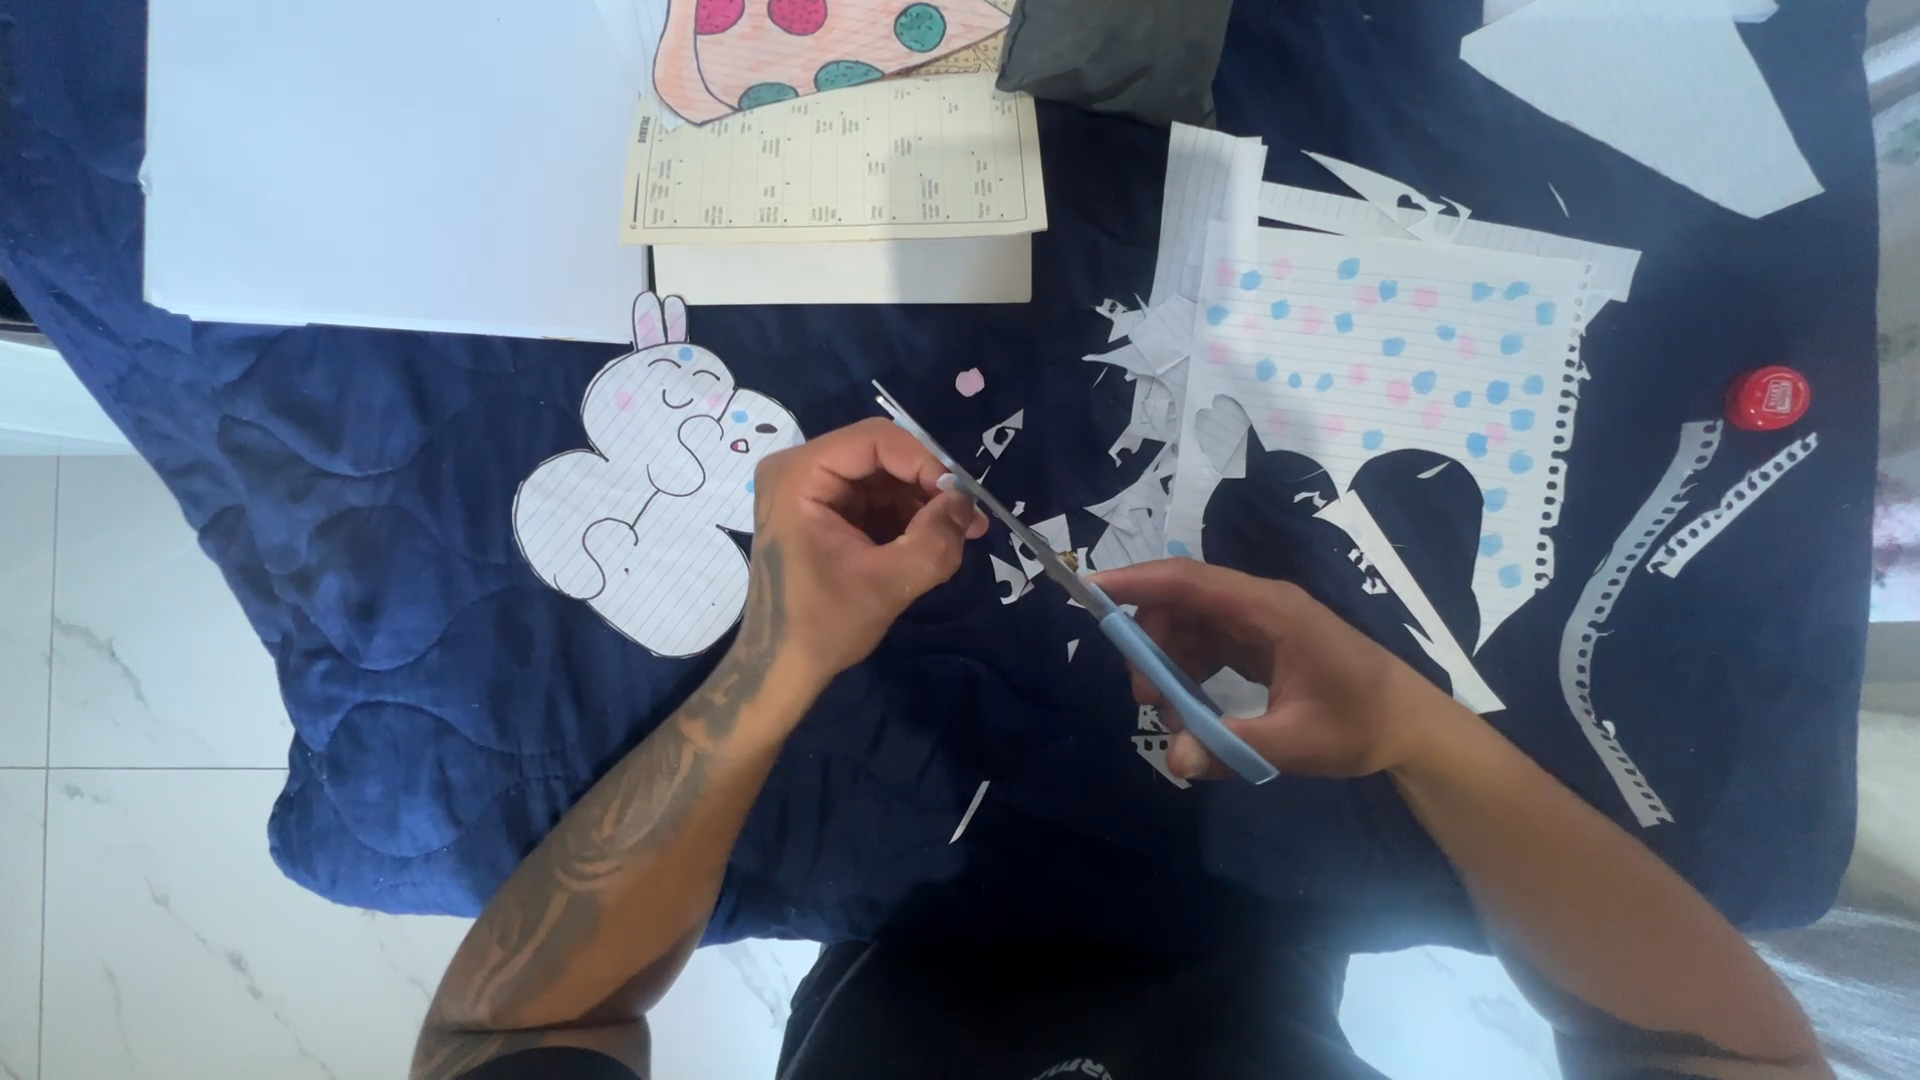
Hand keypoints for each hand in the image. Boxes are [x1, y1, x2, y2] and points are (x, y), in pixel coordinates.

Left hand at [738, 417, 987, 691]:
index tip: (960, 499)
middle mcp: (798, 470)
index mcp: (799, 476)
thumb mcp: (888, 584)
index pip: (875, 440)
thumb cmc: (823, 625)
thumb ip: (934, 541)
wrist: (782, 666)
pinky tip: (931, 540)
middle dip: (927, 483)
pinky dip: (905, 515)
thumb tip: (967, 505)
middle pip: (880, 455)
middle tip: (968, 518)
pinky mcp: (822, 511)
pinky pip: (873, 497)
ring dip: (921, 501)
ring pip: (882, 476)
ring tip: (958, 534)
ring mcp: (809, 490)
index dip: (924, 461)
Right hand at [1092, 558, 1463, 779]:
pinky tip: (1191, 705)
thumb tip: (1173, 761)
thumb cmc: (1361, 724)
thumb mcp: (1297, 743)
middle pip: (1180, 602)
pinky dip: (1187, 668)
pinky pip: (1205, 640)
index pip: (1189, 581)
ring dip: (1167, 660)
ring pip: (1188, 622)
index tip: (1091, 590)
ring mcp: (1258, 620)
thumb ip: (1232, 749)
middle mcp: (1258, 604)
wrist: (1412, 726)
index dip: (1136, 581)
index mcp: (1269, 610)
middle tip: (1145, 697)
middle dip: (1149, 642)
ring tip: (1172, 712)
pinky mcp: (1258, 639)